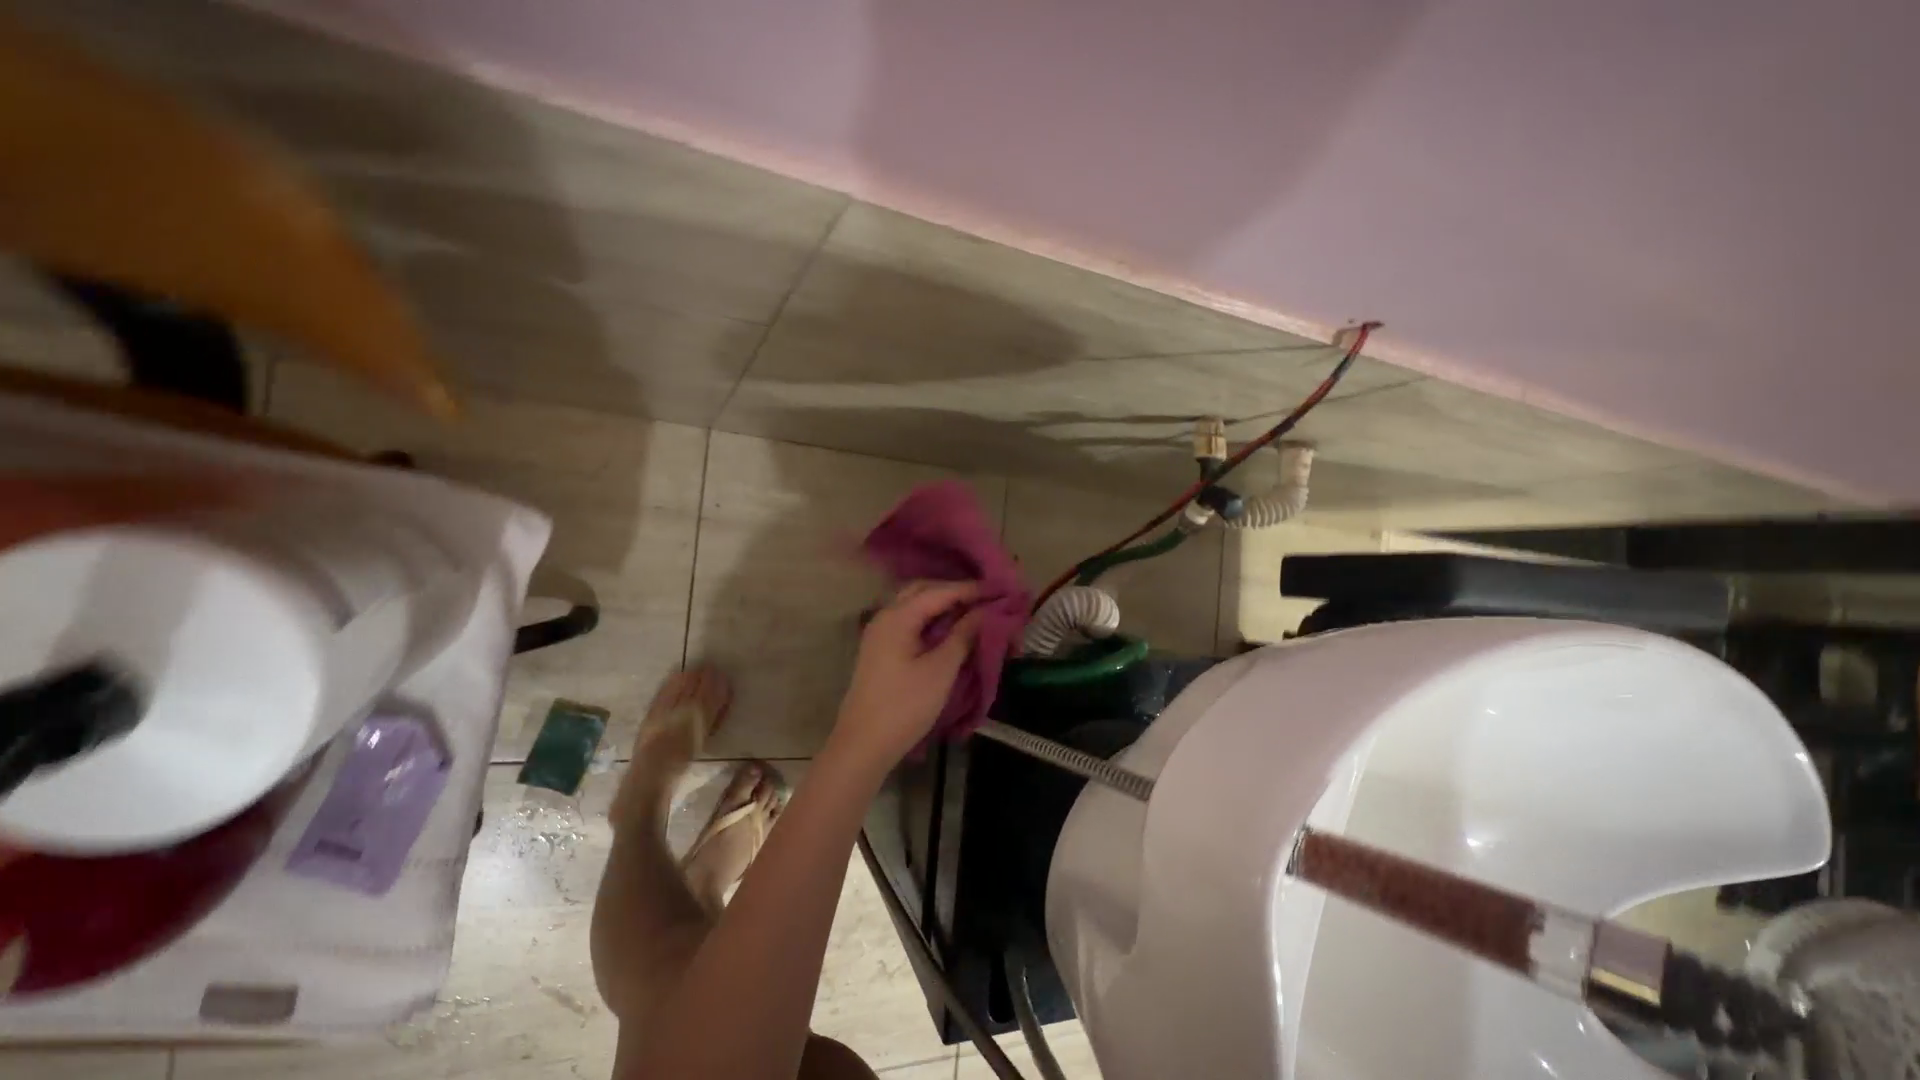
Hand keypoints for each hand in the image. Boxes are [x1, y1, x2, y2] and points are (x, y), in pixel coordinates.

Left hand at [830, 580, 983, 770]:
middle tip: (986, 598)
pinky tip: (950, 629)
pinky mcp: (881, 649)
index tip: (1000, 590)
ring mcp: (879, 633)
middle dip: (955, 591)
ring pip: (914, 605)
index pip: (939, 592)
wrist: (864, 744)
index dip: (970, 589)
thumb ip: (963, 636)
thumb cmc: (905, 706)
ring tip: (973, 611)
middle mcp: (884, 616)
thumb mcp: (940, 670)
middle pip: (922, 591)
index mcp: (897, 617)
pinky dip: (931, 619)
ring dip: (942, 604)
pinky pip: (909, 621)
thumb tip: (984, 612)